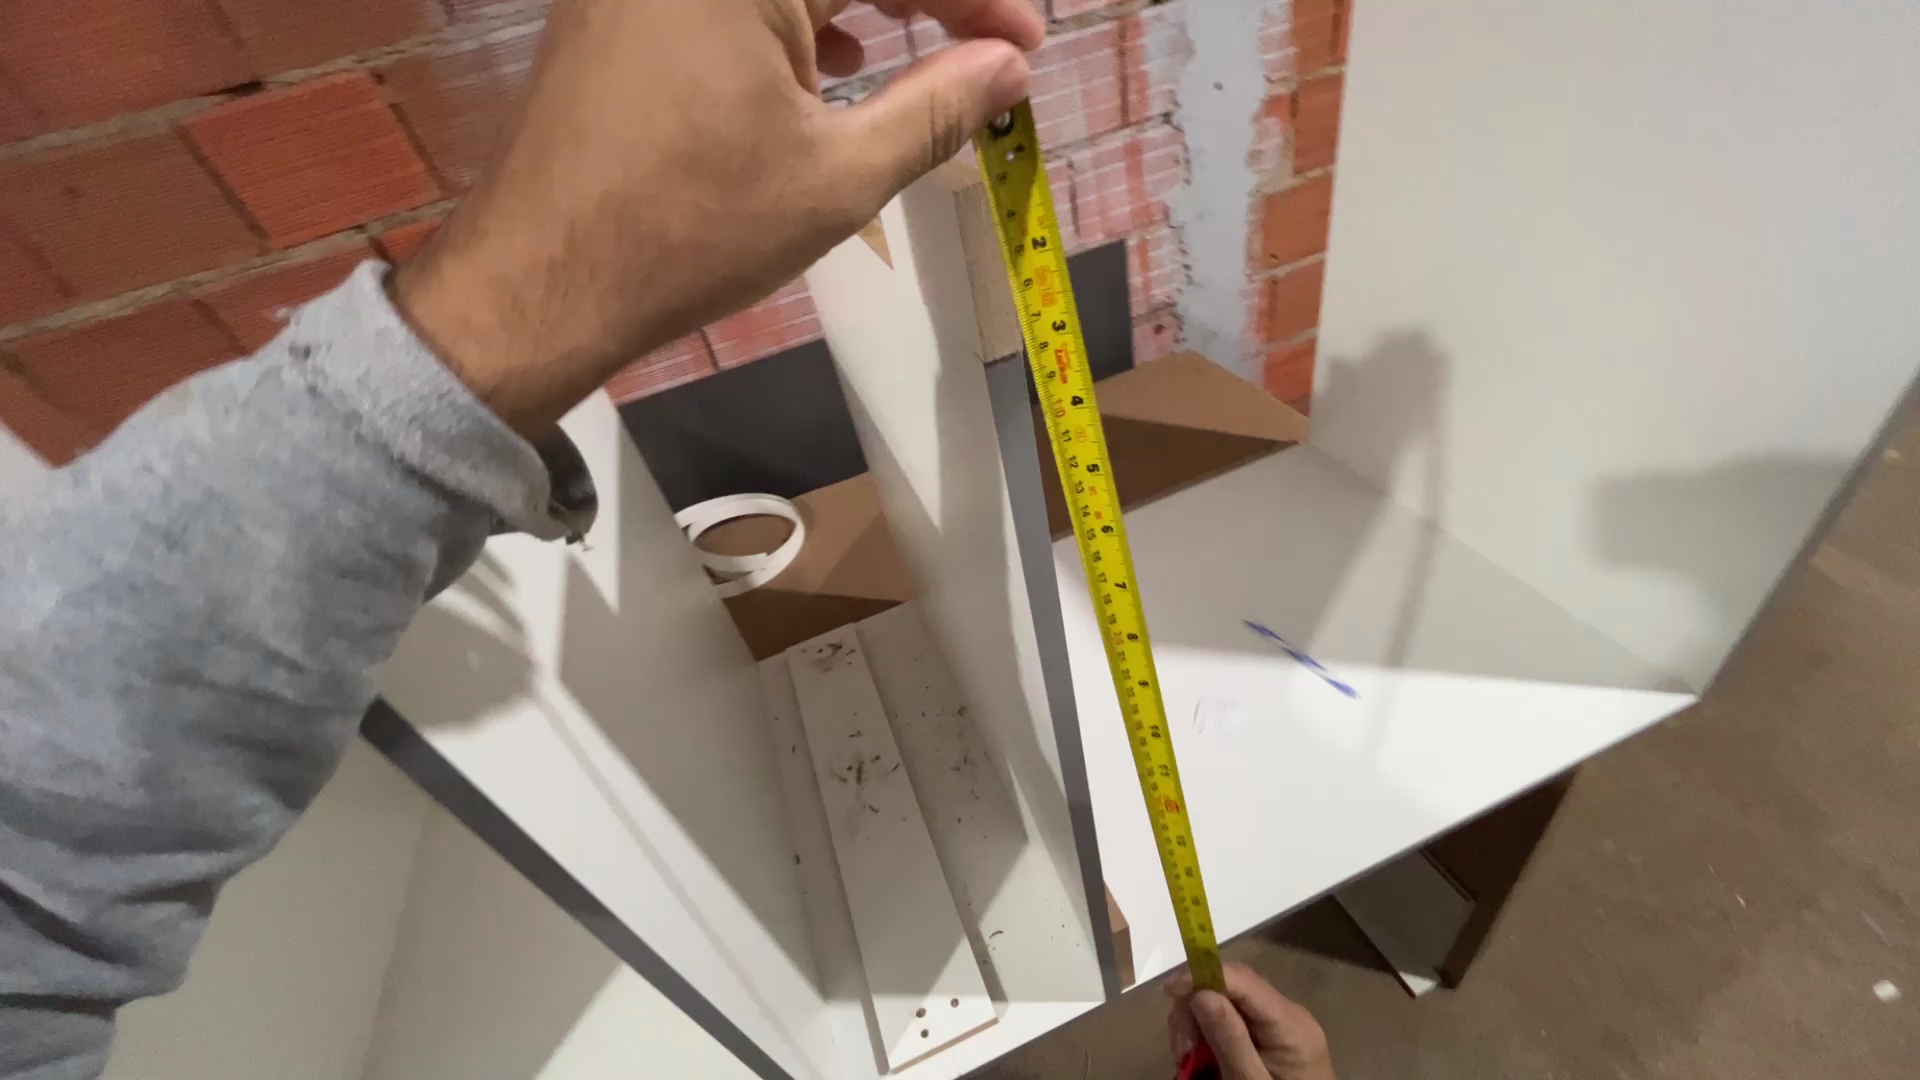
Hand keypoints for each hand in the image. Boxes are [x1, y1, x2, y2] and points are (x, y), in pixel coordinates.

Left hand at [393, 0, 1043, 436]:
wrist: (556, 274)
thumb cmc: (701, 231)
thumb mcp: (838, 178)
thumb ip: (935, 112)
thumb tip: (1011, 72)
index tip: (1029, 47)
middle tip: (992, 52)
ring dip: (872, 3)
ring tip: (925, 57)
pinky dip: (803, 16)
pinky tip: (834, 62)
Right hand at [1166, 963, 1336, 1079]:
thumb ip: (1231, 1041)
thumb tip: (1201, 992)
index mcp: (1291, 1024)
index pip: (1242, 979)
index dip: (1202, 975)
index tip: (1169, 992)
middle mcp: (1287, 1013)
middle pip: (1229, 985)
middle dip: (1195, 1006)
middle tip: (1180, 1048)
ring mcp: (1278, 1023)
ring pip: (1223, 999)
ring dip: (1196, 1021)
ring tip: (1187, 1058)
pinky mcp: (1269, 1035)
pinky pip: (1230, 1017)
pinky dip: (1207, 1031)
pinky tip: (1199, 1057)